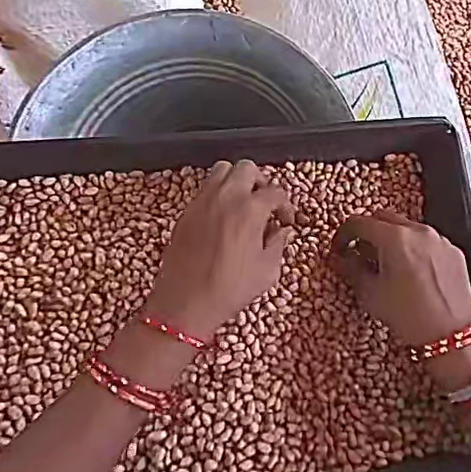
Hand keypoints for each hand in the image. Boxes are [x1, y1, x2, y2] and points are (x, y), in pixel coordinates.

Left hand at [143, 160, 294, 339]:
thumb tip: (282, 231)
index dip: (285, 205)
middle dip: (261, 182)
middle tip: (265, 203)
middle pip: (247, 169)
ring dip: (236, 181)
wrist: (185, 302)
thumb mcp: (267, 271)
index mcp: (249, 210)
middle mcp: (225, 198)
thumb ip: (278, 244)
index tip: (285, 220)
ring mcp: (202, 202)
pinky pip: (204, 190)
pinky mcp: (186, 213)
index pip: (275, 192)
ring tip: (243, 204)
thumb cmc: (228, 289)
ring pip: (221, 171)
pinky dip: (218, 194)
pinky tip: (223, 217)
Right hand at [334, 210, 470, 345]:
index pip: (359, 222)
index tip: (340, 248)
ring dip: (391, 238)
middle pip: (383, 218)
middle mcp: (419, 232)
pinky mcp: (453, 251)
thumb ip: (352, 269)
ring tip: (384, 264)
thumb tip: (341, 258)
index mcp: (395, 239)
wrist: (452, 336)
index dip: (344, 234)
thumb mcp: (371, 295)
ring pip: (406, 227)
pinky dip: (412, 247)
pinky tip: (409, 271)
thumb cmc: (410, 317)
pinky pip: (426, 240)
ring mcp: (439, 240)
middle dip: (367, 232)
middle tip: (358, 253)